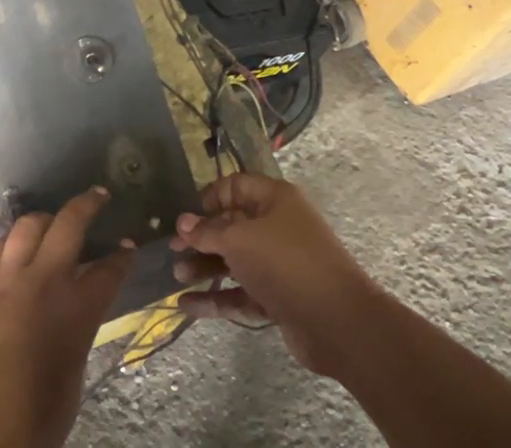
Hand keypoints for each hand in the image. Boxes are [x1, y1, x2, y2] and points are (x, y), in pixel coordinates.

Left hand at [0, 187, 133, 447]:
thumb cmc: (34, 415)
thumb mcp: (72, 374)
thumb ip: (77, 334)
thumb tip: (75, 318)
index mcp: (77, 310)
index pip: (109, 270)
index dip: (123, 256)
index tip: (129, 245)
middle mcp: (43, 282)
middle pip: (68, 225)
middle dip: (87, 205)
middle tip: (98, 196)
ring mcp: (6, 278)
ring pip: (27, 226)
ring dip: (45, 218)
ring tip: (53, 220)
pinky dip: (9, 242)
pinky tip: (14, 245)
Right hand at [170, 174, 375, 376]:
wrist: (338, 323)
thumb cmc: (285, 264)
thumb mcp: (239, 239)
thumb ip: (207, 231)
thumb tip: (183, 223)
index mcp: (276, 200)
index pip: (235, 186)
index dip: (208, 197)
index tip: (184, 216)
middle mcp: (279, 228)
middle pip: (232, 226)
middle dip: (201, 238)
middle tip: (172, 249)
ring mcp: (280, 265)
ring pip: (235, 261)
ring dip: (205, 268)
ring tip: (177, 277)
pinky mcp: (280, 298)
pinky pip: (242, 292)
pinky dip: (217, 298)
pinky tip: (188, 306)